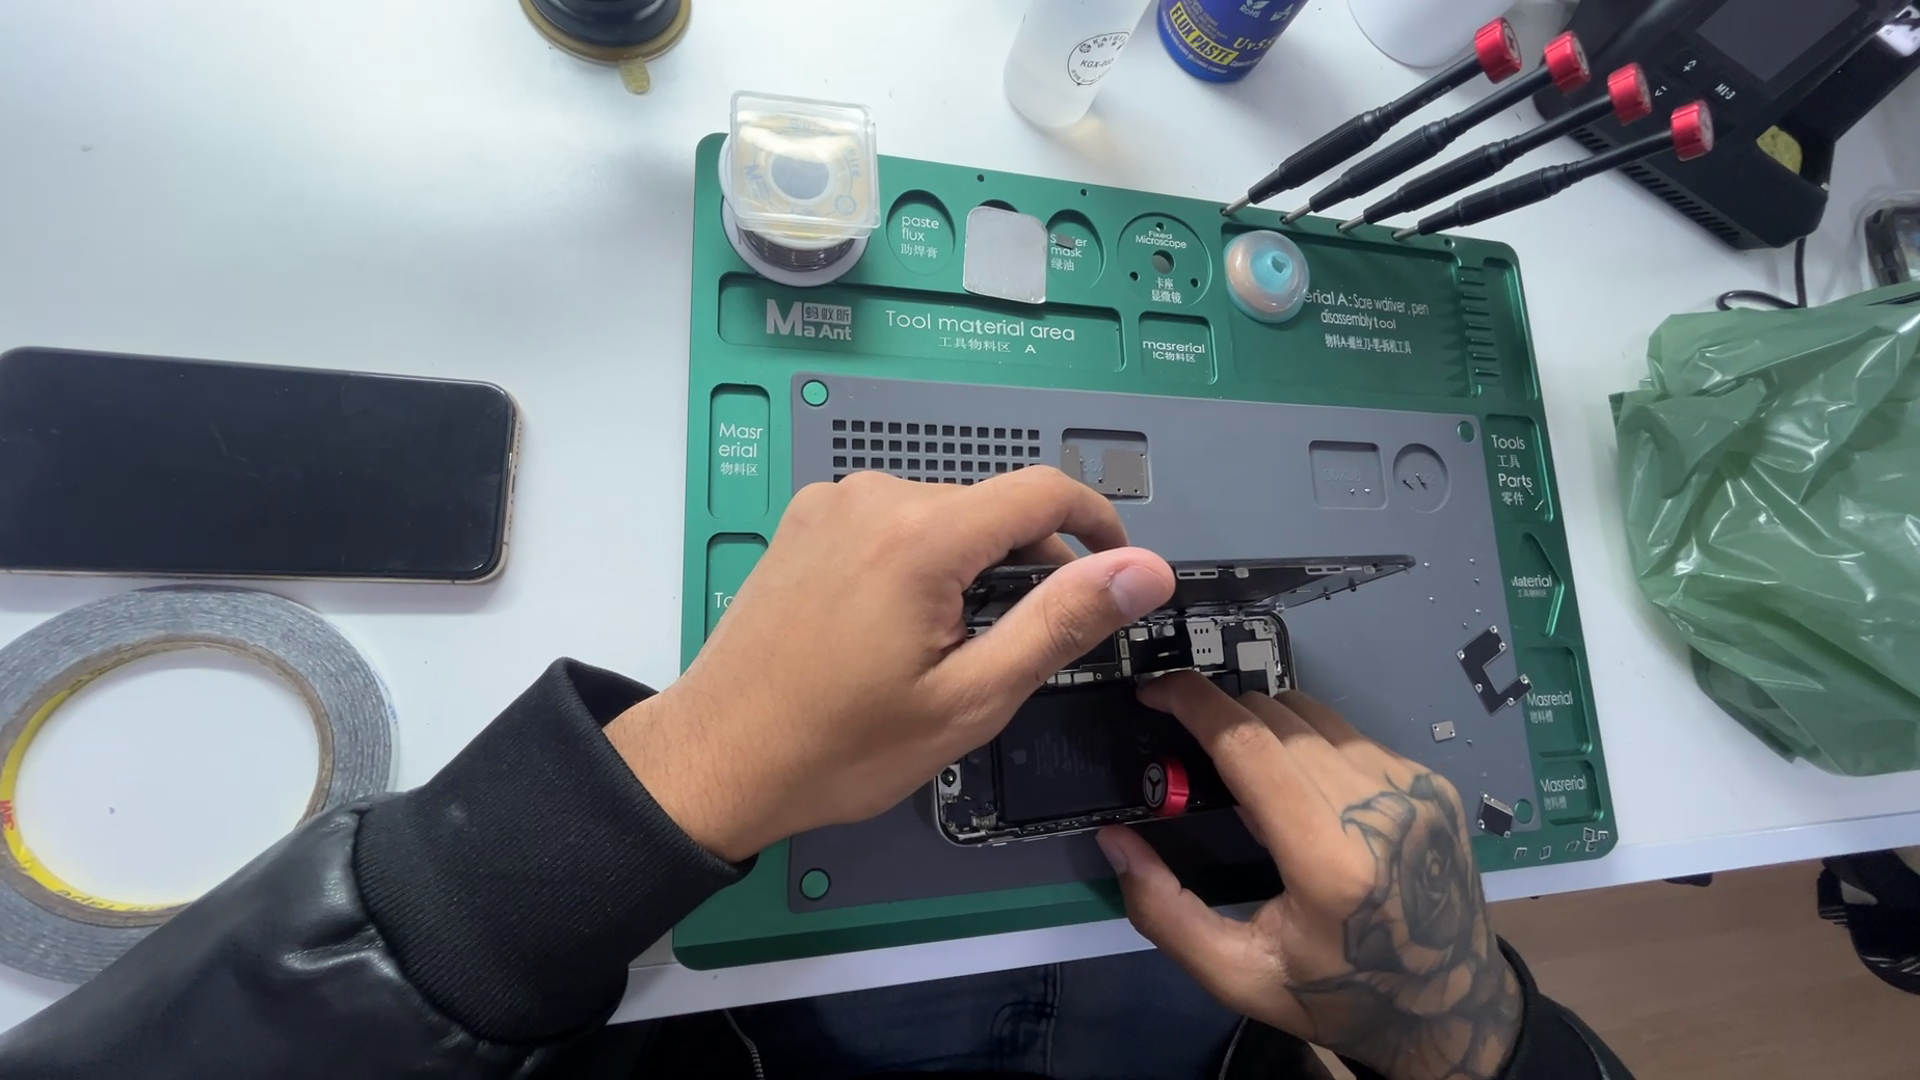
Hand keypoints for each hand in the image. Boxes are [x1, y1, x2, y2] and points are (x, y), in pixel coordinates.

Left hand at [605, 468, 1174, 860]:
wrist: (718, 759)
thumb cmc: (846, 745)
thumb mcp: (970, 696)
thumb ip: (1061, 622)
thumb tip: (1145, 570)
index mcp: (921, 533)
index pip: (1043, 492)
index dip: (1097, 525)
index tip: (1114, 572)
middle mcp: (874, 495)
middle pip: (989, 507)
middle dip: (1027, 561)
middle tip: (1021, 639)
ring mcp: (831, 502)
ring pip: (941, 513)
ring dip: (971, 562)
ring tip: (953, 639)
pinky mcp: (804, 520)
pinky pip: (892, 519)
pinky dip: (922, 555)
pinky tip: (899, 617)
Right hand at [1097, 675, 1520, 1079]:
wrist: (1458, 1013)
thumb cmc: (1338, 994)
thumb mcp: (1236, 974)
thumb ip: (1163, 910)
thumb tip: (1115, 839)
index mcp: (1328, 862)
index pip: (1249, 744)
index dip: (1193, 703)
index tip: (1154, 690)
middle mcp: (1379, 811)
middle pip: (1272, 715)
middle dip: (1218, 714)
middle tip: (1193, 748)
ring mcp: (1412, 790)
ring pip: (1307, 710)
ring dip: (1260, 720)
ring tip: (1247, 766)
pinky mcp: (1430, 782)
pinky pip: (1343, 728)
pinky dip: (1303, 736)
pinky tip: (1300, 781)